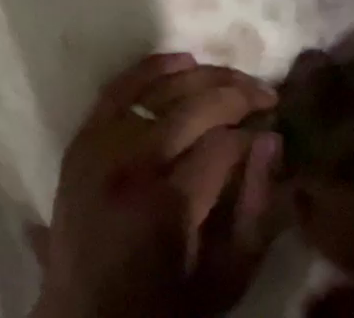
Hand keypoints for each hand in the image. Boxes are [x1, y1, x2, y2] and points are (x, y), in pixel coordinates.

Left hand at [31, 54, 285, 317]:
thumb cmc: (165, 304)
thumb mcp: (226, 279)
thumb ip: (255, 211)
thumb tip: (271, 142)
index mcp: (168, 205)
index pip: (223, 143)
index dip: (253, 132)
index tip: (272, 130)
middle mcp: (131, 166)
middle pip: (193, 107)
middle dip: (236, 94)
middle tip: (266, 96)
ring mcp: (100, 148)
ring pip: (158, 89)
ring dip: (202, 76)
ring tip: (234, 79)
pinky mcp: (81, 141)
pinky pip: (117, 89)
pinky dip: (150, 68)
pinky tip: (182, 60)